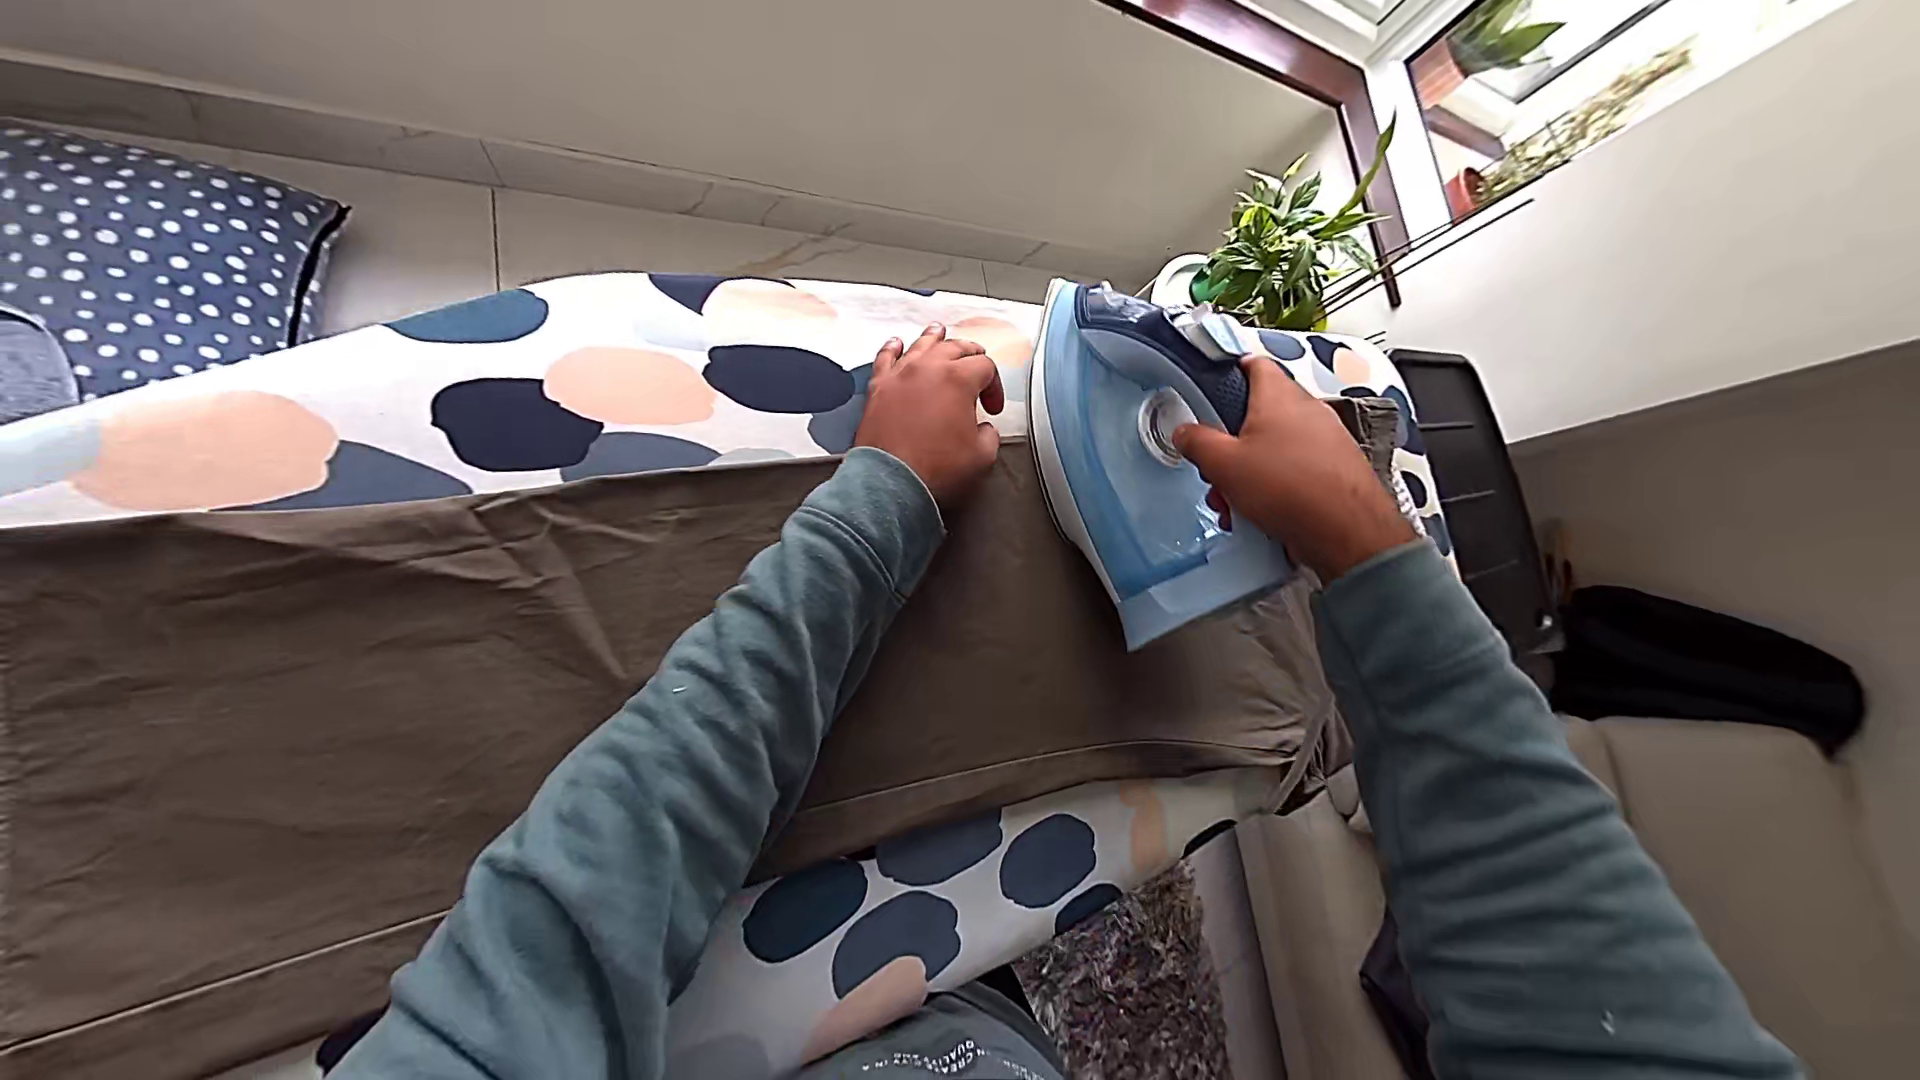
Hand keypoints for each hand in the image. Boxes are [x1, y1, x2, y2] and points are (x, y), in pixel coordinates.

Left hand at [855, 323, 1004, 509]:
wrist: (892, 481)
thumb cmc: (934, 469)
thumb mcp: (981, 456)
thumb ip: (988, 436)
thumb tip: (983, 431)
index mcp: (959, 379)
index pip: (986, 367)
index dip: (994, 386)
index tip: (992, 407)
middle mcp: (928, 369)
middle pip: (955, 347)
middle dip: (970, 354)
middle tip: (977, 362)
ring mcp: (900, 375)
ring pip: (921, 345)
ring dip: (934, 338)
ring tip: (939, 332)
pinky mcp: (878, 388)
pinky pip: (886, 358)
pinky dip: (893, 348)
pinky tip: (896, 344)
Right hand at [1173, 353, 1415, 580]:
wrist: (1344, 530)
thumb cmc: (1291, 489)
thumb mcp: (1223, 464)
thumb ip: (1198, 442)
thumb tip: (1185, 432)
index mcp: (1279, 398)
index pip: (1256, 365)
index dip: (1233, 369)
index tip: (1218, 380)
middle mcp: (1307, 412)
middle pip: (1258, 415)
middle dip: (1231, 443)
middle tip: (1216, 464)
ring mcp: (1325, 440)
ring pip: (1273, 447)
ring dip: (1247, 470)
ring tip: (1234, 500)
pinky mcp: (1333, 469)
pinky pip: (1292, 469)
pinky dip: (1271, 486)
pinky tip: (1258, 512)